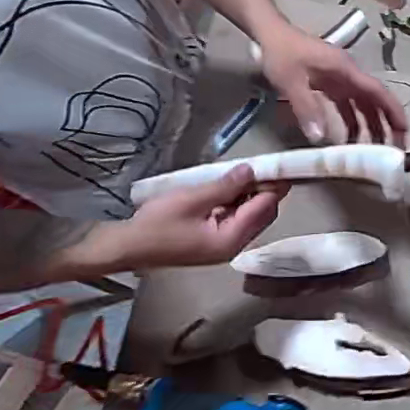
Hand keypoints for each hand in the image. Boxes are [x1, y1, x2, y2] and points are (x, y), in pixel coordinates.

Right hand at [98, 166, 287, 270]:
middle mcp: (233, 246)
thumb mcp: (194, 199)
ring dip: (250, 195)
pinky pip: (235, 219)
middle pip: (262, 215)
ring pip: (249, 216)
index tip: (280, 164)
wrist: (129, 246)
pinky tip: (230, 186)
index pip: (264, 209)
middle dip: (265, 190)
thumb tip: (251, 170)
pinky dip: (237, 202)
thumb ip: (225, 186)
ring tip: (246, 170)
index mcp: (231, 239)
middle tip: (262, 164)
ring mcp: (223, 245)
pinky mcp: (212, 241)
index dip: (273, 186)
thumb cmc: (159, 223)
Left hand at [256, 22, 409, 144]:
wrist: (270, 34)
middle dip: (387, 124)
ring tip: (373, 152)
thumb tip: (320, 138)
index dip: (393, 111)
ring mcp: (340, 80)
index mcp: (345, 70)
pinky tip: (348, 140)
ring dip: (370, 126)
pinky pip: (347, 106)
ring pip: (362, 106)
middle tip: (394, 150)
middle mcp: (348, 75)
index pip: (377, 91)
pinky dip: (351, 122)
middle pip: (375, 101)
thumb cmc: (282, 53)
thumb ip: (306, 107)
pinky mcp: (330, 85)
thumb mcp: (291, 80)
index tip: (405, 131)